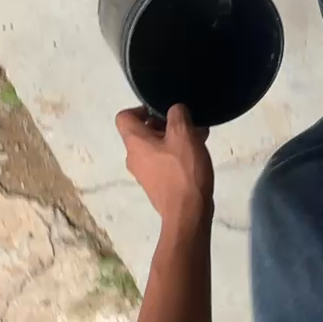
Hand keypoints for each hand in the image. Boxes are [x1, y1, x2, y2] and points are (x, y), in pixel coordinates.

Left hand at [116, 104, 213, 227]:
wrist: (188, 213)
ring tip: (198, 138)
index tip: (163, 111)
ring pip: (156, 146)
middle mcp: (134, 157)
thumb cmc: (183, 170)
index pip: (124, 116)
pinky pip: (162, 161)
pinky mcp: (157, 184)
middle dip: (165, 124)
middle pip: (142, 131)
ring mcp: (144, 173)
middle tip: (188, 124)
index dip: (142, 108)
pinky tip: (197, 155)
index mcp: (135, 143)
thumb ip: (177, 114)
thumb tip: (174, 110)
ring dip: (174, 138)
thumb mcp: (183, 134)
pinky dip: (176, 153)